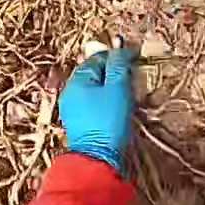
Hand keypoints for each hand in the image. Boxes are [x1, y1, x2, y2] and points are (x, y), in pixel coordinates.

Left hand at [58, 47, 136, 171]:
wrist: (97, 157)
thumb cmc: (108, 121)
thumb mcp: (117, 89)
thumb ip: (118, 66)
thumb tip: (118, 46)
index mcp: (78, 80)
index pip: (98, 58)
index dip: (116, 55)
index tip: (134, 57)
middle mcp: (70, 91)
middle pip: (94, 73)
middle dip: (112, 70)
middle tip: (132, 73)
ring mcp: (72, 107)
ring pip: (93, 88)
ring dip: (109, 85)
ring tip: (126, 89)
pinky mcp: (78, 121)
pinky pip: (92, 102)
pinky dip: (105, 98)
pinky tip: (116, 105)